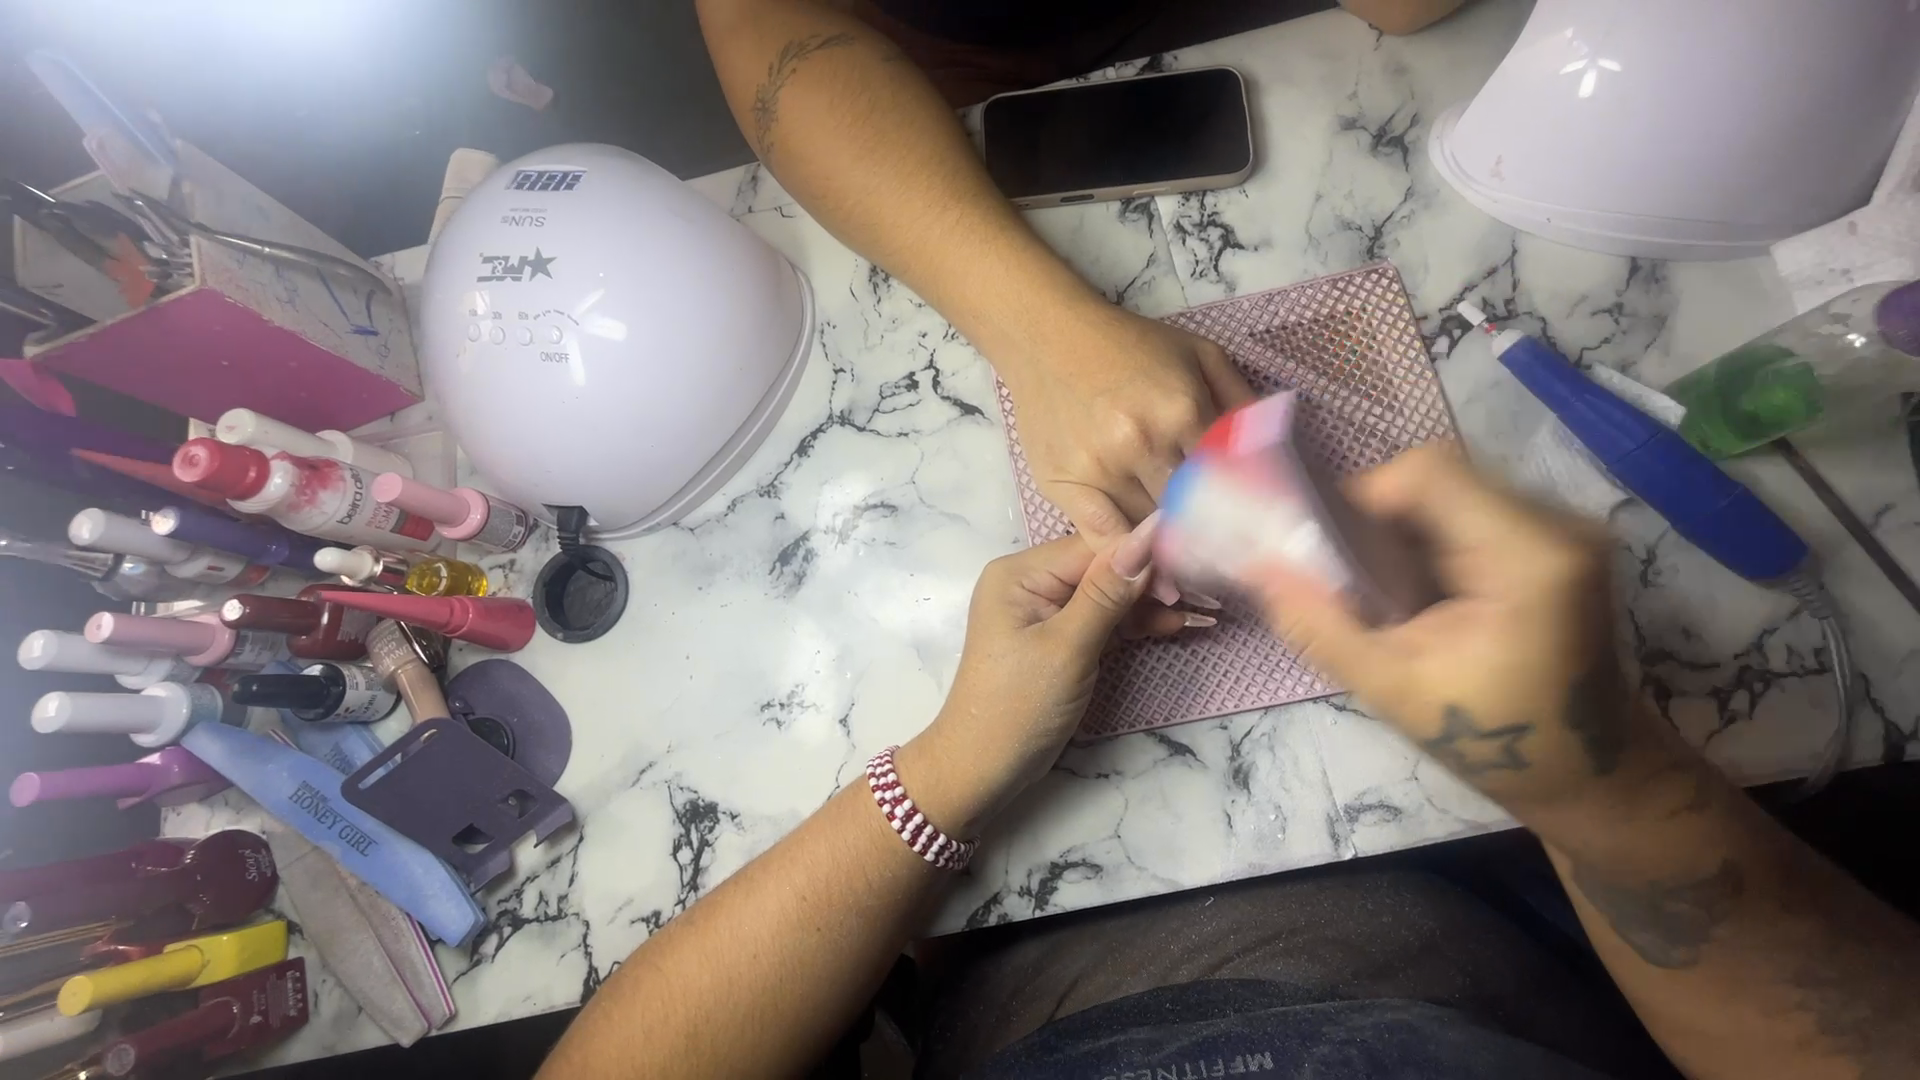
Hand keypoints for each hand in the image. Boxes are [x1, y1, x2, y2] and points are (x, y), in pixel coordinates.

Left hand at [896, 517, 1206, 835]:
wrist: (984, 767)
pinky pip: (1100, 617)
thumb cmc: (1019, 705)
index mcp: (1020, 572)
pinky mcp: (1056, 635)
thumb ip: (1108, 592)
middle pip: (1102, 565)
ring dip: (1148, 605)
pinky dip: (1132, 624)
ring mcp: (1042, 609)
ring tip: (1202, 613)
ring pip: (1106, 592)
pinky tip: (1172, 626)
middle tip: (1204, 597)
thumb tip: (1149, 534)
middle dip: (1151, 582)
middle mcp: (1029, 581)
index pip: (1093, 545)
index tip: (1190, 577)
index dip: (1142, 559)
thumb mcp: (1068, 646)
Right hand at [1001, 303, 1254, 552]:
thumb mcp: (1200, 355)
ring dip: (1166, 548)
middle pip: (1187, 512)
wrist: (1048, 337)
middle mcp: (1142, 444)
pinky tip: (1142, 566)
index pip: (1226, 482)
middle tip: (1223, 559)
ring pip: (1146, 530)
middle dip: (1205, 535)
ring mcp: (1099, 467)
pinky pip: (1101, 536)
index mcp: (1182, 411)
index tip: (1252, 538)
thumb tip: (1275, 453)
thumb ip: (1240, 401)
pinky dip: (1125, 556)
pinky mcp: (1064, 483)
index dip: (1240, 513)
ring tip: (1184, 568)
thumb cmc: (1128, 345)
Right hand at [1250, 444, 1652, 807]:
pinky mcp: (1552, 537)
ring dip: (1396, 522)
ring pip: (1447, 484)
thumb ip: (1316, 625)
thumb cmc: (1491, 737)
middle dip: (1373, 513)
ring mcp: (1560, 526)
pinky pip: (1466, 504)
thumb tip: (1255, 567)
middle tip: (1344, 569)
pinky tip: (1413, 584)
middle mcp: (1553, 524)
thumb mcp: (1387, 687)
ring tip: (1379, 583)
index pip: (1426, 472)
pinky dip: (1422, 532)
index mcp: (1524, 558)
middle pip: (1435, 473)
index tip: (1326, 546)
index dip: (1360, 495)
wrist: (1591, 770)